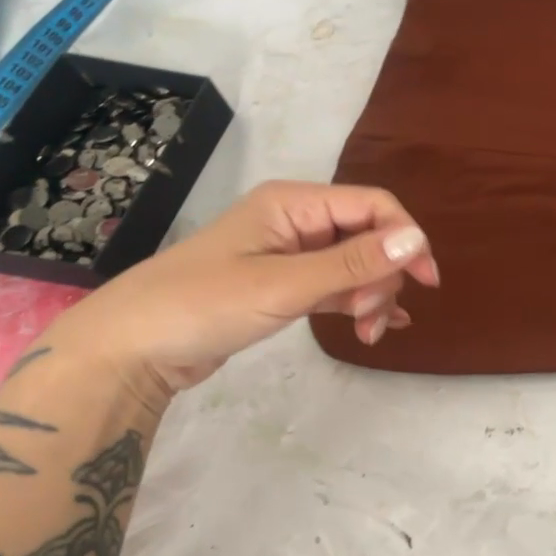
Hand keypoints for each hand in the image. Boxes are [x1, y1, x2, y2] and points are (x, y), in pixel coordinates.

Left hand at [43, 181, 439, 404]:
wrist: (129, 351)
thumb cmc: (202, 305)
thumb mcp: (285, 285)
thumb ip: (354, 263)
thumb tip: (417, 240)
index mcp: (293, 204)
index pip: (373, 205)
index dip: (407, 238)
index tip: (426, 281)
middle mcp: (296, 222)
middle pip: (369, 237)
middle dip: (383, 277)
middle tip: (370, 318)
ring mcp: (291, 255)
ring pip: (356, 265)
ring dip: (371, 297)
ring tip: (366, 334)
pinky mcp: (285, 285)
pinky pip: (338, 287)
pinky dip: (358, 305)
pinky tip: (375, 328)